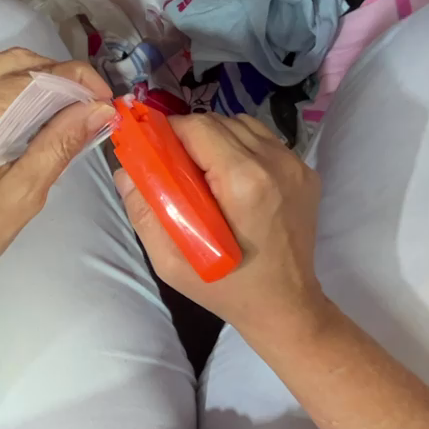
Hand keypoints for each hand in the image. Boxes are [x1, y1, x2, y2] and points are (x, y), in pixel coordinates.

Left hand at [0, 48, 112, 321]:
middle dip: (58, 76)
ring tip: (72, 109)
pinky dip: (12, 96)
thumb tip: (100, 109)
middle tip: (92, 103)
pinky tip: (39, 118)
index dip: (75, 81)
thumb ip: (60, 143)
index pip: (30, 78)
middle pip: (12, 64)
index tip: (108, 98)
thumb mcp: (23, 194)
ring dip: (36, 83)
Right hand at [113, 113, 330, 338]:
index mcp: (243, 182)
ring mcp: (294, 165)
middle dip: (188, 136)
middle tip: (169, 164)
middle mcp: (274, 163)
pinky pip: (264, 141)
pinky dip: (239, 149)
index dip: (168, 133)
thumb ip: (145, 213)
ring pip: (242, 125)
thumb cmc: (226, 290)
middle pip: (219, 122)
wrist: (285, 306)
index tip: (150, 149)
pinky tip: (226, 179)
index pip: (198, 128)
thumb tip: (125, 172)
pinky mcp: (304, 172)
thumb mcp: (172, 262)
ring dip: (214, 140)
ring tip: (198, 171)